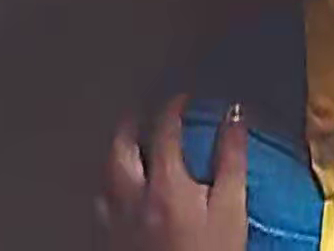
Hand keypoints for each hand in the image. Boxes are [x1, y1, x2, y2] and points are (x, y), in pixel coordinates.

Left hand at [98, 96, 247, 250]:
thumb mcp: (230, 209)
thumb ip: (231, 158)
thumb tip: (234, 115)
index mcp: (164, 183)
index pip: (164, 129)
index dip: (173, 107)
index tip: (182, 98)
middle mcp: (131, 198)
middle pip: (120, 149)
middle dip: (131, 124)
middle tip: (142, 113)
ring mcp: (114, 226)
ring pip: (104, 180)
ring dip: (116, 158)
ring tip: (128, 149)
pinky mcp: (106, 248)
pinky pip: (99, 210)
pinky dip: (108, 191)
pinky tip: (118, 195)